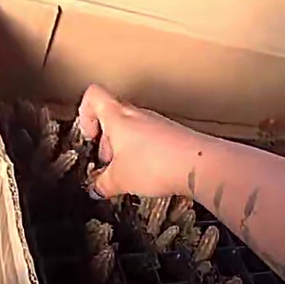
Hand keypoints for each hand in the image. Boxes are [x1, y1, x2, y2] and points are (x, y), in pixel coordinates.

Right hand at [76, 84, 216, 198]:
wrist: (199, 165)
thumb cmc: (157, 163)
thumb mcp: (120, 180)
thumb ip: (103, 183)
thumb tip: (97, 187)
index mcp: (118, 117)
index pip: (94, 96)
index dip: (85, 113)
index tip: (88, 136)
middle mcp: (139, 115)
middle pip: (114, 116)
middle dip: (107, 141)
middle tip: (109, 164)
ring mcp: (159, 124)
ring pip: (135, 129)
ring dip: (128, 149)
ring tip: (131, 174)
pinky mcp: (175, 136)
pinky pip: (154, 140)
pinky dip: (147, 155)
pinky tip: (151, 175)